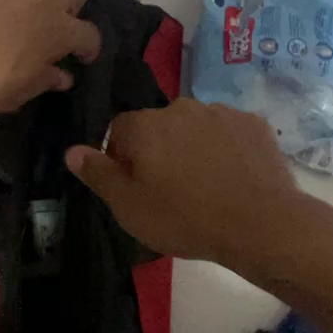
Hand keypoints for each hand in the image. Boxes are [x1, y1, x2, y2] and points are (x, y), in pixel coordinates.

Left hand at [0, 0, 101, 115]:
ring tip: (12, 24)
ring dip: (33, 1)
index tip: (80, 58)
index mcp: (55, 27)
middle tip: (55, 29)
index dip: (89, 48)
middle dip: (73, 7)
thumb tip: (62, 75)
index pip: (89, 33)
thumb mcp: (16, 93)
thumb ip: (45, 80)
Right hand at [65, 99, 308, 267]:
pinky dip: (226, 149)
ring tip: (206, 186)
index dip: (121, 157)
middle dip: (159, 150)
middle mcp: (180, 107)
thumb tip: (72, 150)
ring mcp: (220, 112)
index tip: (135, 185)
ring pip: (195, 127)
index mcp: (145, 125)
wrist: (260, 224)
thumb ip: (99, 175)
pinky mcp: (253, 123)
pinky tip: (234, 178)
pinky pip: (229, 132)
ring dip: (193, 147)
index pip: (119, 129)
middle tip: (170, 190)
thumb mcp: (130, 207)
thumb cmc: (186, 219)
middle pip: (158, 126)